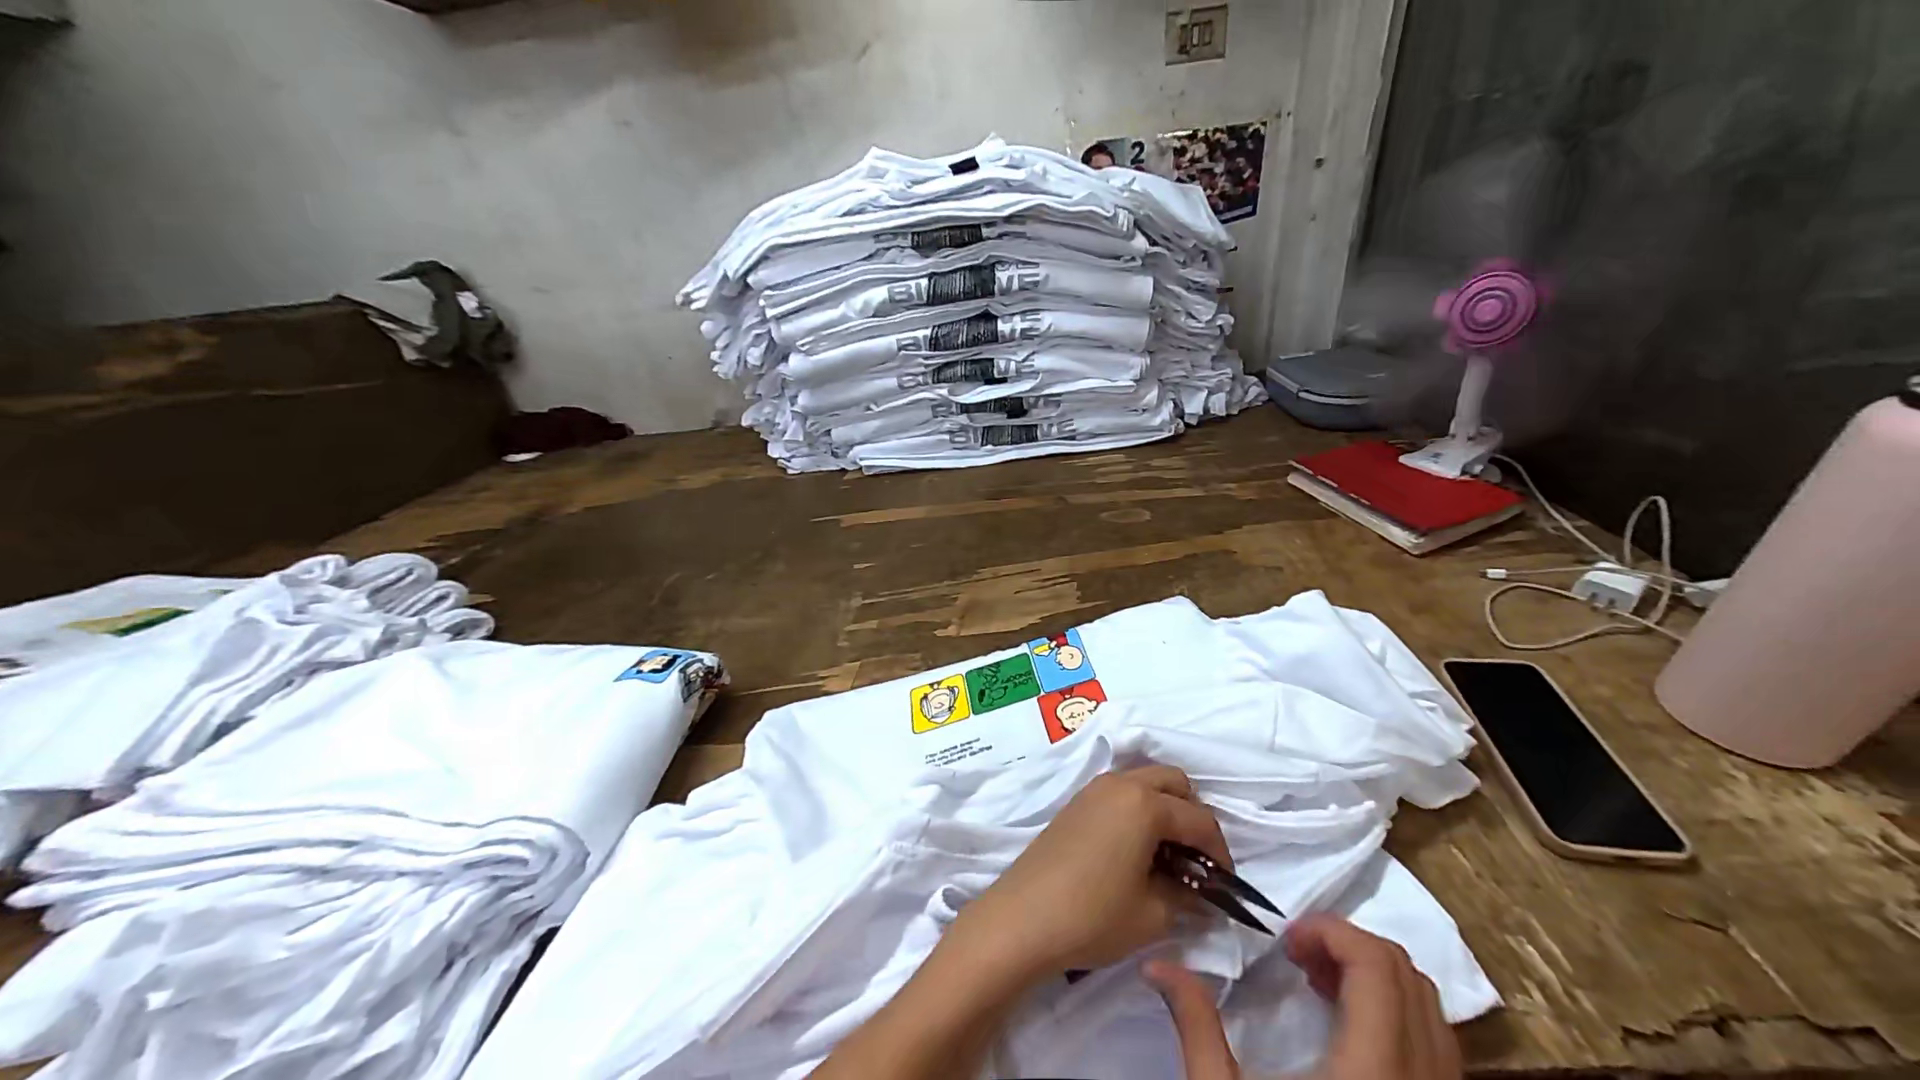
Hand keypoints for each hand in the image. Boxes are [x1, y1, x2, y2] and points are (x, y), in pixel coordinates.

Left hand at [945, 765, 1230, 980]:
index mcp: (1144, 803)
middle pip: (1173, 783)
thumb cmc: (1093, 915)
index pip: (1200, 820)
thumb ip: (1186, 897)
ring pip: (1144, 783)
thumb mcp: (1153, 913)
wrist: (1022, 919)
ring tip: (1168, 858)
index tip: (1225, 886)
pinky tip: (1137, 853)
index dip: (1220, 854)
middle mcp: (1119, 784)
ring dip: (1164, 810)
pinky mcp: (1074, 804)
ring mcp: (1092, 790)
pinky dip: (1138, 812)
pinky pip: (1119, 794)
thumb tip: (1201, 894)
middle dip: (1193, 816)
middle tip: (1196, 860)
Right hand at [1144, 914, 1461, 1079]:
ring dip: (1374, 975)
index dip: (1332, 931)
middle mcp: (1421, 1079)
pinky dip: (1396, 1009)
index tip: (1285, 938)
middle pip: (1406, 974)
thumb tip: (1156, 965)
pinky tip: (1350, 1025)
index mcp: (1372, 1070)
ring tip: (1319, 983)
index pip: (1376, 966)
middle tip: (1296, 955)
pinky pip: (1437, 1040)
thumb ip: (1196, 1027)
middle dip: (1348, 945)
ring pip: (1429, 1006)